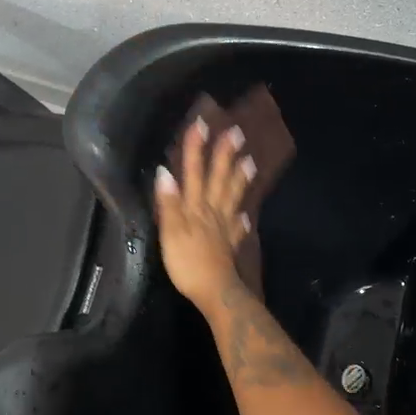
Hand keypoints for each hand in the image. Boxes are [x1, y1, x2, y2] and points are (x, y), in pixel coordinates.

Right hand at [154, 117, 256, 305]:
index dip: (196, 147)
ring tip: (250, 162)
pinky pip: (237, 228)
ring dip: (240, 179)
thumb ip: (169, 202)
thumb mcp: (170, 231)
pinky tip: (245, 215)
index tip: (202, 123)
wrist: (215, 291)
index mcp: (195, 206)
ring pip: (233, 197)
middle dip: (226, 155)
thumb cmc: (187, 261)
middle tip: (237, 133)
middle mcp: (211, 211)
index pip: (194, 170)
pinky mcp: (229, 244)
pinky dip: (242, 219)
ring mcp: (223, 227)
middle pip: (219, 178)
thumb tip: (165, 172)